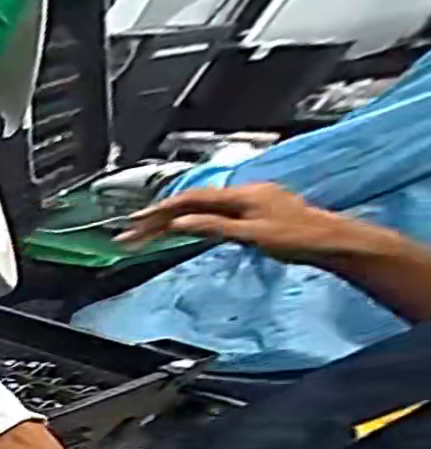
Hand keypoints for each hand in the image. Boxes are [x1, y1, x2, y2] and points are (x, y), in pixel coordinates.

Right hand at [114, 183, 430, 321]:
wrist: (333, 243)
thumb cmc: (297, 238)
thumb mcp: (250, 233)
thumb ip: (212, 227)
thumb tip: (177, 223)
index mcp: (244, 195)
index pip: (192, 199)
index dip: (160, 209)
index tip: (133, 222)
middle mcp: (244, 195)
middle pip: (191, 204)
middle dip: (156, 219)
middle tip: (127, 234)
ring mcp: (247, 205)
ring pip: (196, 211)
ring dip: (166, 224)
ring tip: (140, 238)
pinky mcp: (247, 216)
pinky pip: (207, 217)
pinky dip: (184, 225)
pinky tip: (172, 233)